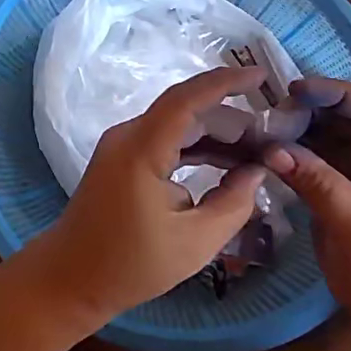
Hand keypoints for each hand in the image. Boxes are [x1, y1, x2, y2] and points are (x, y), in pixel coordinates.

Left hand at [40, 66, 271, 317]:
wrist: (74, 274)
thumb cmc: (133, 262)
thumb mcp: (198, 239)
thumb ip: (235, 200)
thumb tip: (257, 171)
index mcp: (141, 149)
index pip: (185, 100)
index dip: (224, 83)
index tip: (261, 76)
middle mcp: (127, 137)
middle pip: (184, 111)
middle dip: (230, 117)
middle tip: (275, 135)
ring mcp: (120, 147)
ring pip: (175, 126)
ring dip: (215, 134)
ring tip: (260, 151)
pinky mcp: (121, 160)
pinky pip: (163, 142)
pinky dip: (195, 148)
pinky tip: (228, 164)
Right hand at [260, 77, 350, 343]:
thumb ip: (315, 179)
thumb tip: (268, 146)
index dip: (337, 95)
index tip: (293, 90)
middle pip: (349, 124)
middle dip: (311, 113)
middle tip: (268, 110)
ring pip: (328, 145)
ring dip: (297, 135)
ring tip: (261, 128)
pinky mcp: (343, 203)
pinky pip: (315, 168)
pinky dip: (292, 158)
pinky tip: (265, 153)